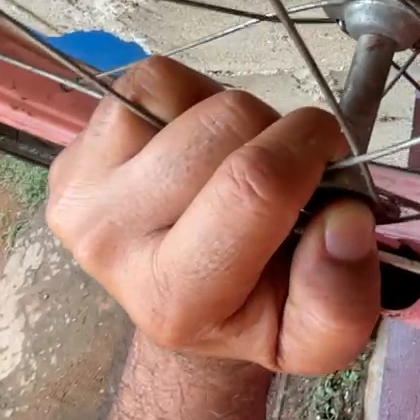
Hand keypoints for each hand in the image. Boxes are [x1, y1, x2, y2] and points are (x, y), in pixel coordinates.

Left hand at [45, 57, 381, 373]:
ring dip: (235, 118)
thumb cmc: (257, 310)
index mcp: (179, 294)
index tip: (334, 154)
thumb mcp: (317, 336)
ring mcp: (82, 192)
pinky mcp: (72, 154)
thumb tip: (347, 219)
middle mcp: (111, 241)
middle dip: (279, 131)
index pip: (252, 186)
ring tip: (240, 160)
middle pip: (226, 121)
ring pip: (187, 96)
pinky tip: (198, 145)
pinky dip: (192, 98)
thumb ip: (343, 297)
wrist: (188, 303)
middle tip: (289, 170)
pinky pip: (152, 83)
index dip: (309, 148)